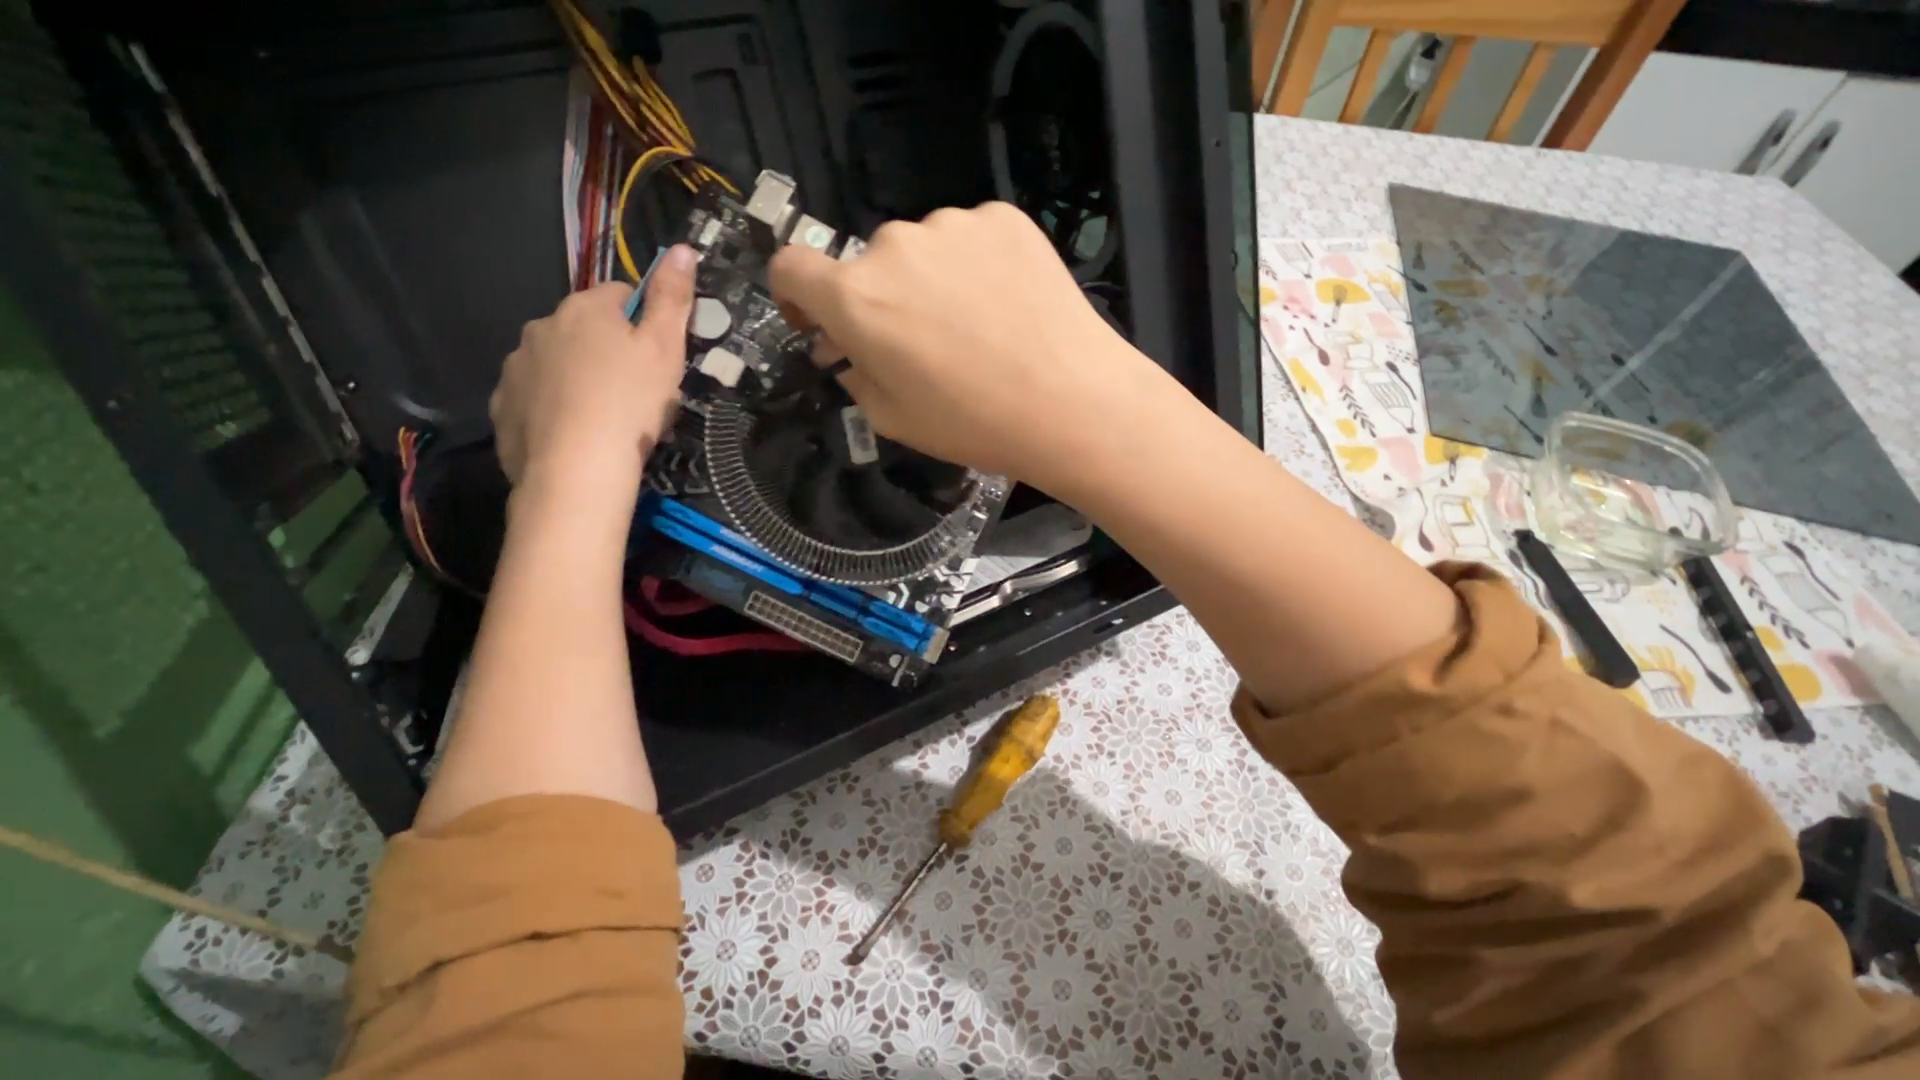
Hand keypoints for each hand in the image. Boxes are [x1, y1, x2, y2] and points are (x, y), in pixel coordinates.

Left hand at [490, 245, 696, 492]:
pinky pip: (534, 399)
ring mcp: (516, 368)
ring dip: (576, 379)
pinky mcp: (503, 408)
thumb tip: (680, 248)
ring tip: (602, 418)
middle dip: (606, 351)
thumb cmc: (630, 404)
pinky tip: (573, 437)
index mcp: (584, 308)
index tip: (656, 358)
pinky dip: (552, 411)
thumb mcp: (666, 349)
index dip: (644, 324)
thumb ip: (673, 298)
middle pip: (583, 329)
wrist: (576, 470)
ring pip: (555, 363)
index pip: (620, 296)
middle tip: (634, 392)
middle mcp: (541, 327)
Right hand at [768, 202, 1162, 489]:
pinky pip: (970, 237)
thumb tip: (845, 348)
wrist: (1074, 401)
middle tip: (922, 341)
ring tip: (975, 324)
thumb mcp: (892, 418)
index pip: (790, 266)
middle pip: (868, 264)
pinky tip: (1006, 302)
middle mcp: (894, 245)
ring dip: (931, 278)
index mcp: (855, 297)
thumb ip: (853, 373)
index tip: (817, 318)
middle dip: (881, 298)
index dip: (795, 293)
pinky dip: (976, 264)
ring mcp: (953, 225)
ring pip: (922, 248)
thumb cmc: (974, 422)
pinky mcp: (1004, 217)